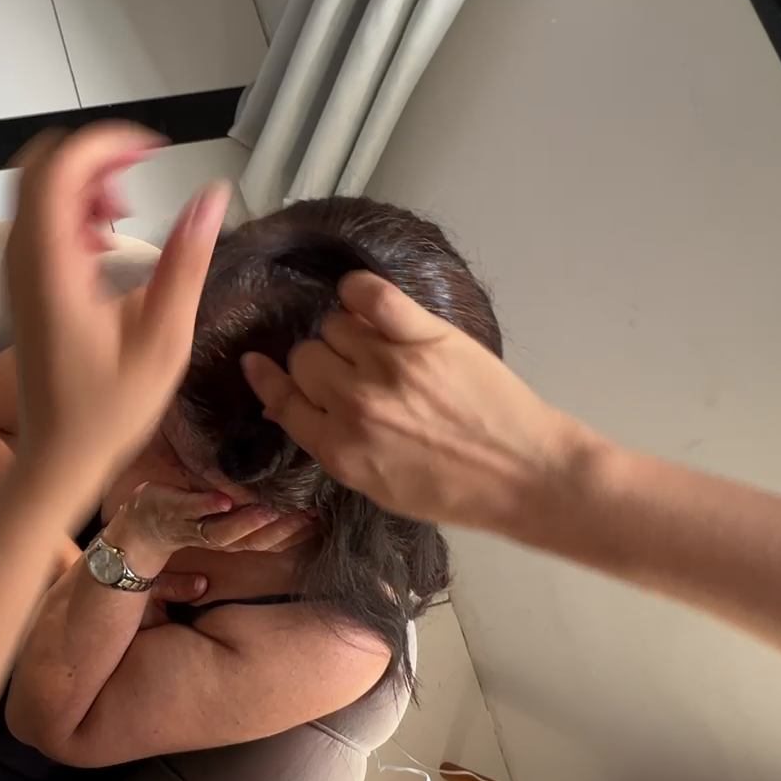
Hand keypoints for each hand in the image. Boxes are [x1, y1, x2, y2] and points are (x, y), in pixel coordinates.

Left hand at [3, 123, 231, 491]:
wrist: (58, 455)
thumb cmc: (109, 411)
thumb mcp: (162, 340)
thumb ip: (186, 263)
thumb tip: (213, 198)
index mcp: (53, 270)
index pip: (58, 168)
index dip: (106, 143)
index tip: (155, 150)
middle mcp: (23, 263)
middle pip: (40, 168)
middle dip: (93, 160)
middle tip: (139, 184)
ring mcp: (18, 275)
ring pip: (37, 193)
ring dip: (83, 187)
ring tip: (126, 218)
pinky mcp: (23, 289)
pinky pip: (38, 224)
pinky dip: (72, 215)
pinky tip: (106, 247)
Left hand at [104, 482, 315, 574]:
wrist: (138, 525)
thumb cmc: (186, 516)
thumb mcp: (221, 514)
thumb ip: (249, 510)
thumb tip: (285, 494)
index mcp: (230, 536)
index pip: (268, 540)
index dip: (295, 534)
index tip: (323, 519)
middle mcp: (214, 536)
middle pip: (252, 541)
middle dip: (281, 531)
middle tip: (309, 515)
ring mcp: (191, 525)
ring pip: (222, 532)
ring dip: (246, 524)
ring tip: (270, 510)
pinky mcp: (170, 509)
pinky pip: (189, 510)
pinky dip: (206, 506)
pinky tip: (224, 500)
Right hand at [240, 272, 597, 535]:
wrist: (523, 475)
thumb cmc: (449, 490)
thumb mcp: (372, 485)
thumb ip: (328, 446)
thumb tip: (288, 405)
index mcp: (339, 450)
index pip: (283, 399)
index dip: (267, 379)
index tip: (256, 362)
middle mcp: (355, 406)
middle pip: (305, 358)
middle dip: (318, 364)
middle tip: (347, 372)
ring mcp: (390, 368)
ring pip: (334, 326)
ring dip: (345, 334)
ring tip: (372, 346)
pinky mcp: (426, 337)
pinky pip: (371, 295)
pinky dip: (357, 290)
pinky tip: (359, 297)